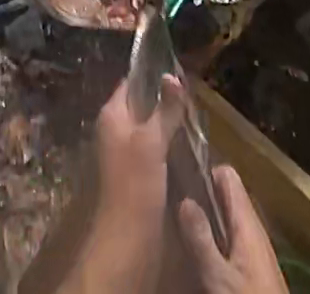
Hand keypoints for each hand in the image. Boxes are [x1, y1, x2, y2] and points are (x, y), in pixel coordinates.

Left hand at [93, 72, 184, 209]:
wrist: (128, 240)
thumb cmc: (135, 184)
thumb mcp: (152, 141)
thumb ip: (164, 108)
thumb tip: (173, 75)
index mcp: (113, 115)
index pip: (131, 82)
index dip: (152, 74)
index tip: (180, 69)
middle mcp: (116, 129)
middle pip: (143, 104)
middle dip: (166, 99)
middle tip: (195, 94)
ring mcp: (128, 152)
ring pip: (152, 127)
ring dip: (171, 122)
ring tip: (197, 115)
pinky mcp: (139, 172)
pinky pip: (157, 147)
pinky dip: (171, 143)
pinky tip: (191, 143)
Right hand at [179, 165, 287, 293]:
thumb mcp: (219, 277)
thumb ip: (202, 239)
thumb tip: (184, 200)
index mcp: (246, 220)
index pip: (227, 175)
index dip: (205, 172)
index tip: (181, 180)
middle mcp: (252, 226)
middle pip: (224, 196)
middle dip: (201, 196)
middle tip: (173, 205)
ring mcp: (253, 245)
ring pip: (225, 217)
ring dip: (206, 219)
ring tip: (179, 225)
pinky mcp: (252, 263)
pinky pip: (229, 236)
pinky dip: (213, 237)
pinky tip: (197, 251)